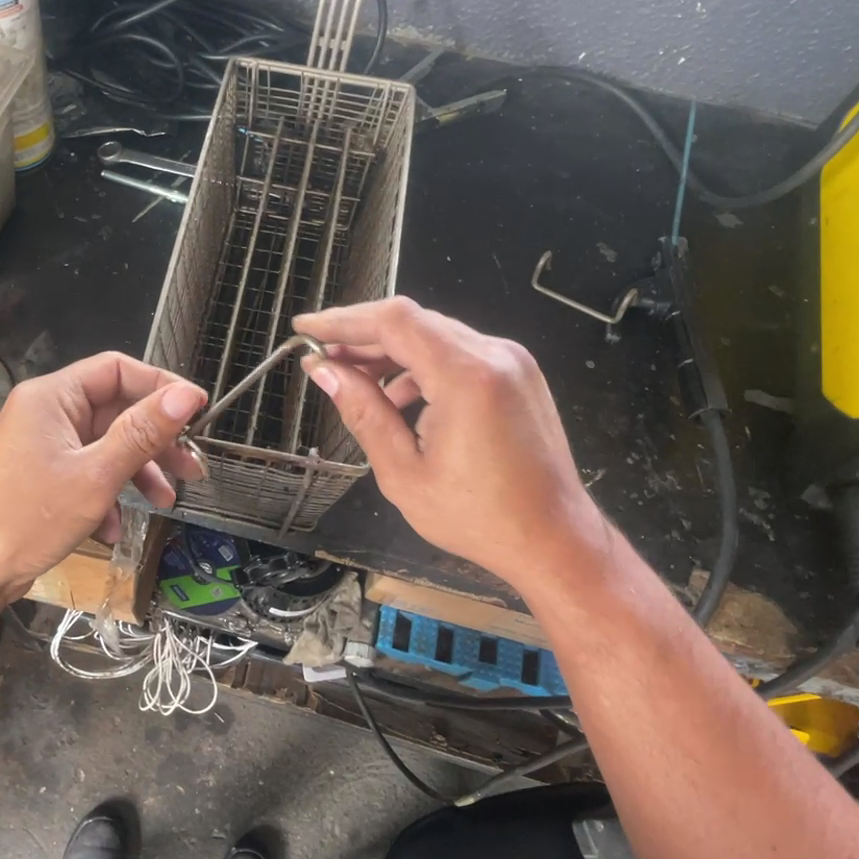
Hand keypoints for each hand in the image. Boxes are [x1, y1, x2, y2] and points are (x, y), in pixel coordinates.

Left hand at [0, 352, 205, 601]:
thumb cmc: (30, 519)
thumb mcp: (97, 475)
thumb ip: (143, 432)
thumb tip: (187, 395)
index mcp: (53, 397)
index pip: (117, 370)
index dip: (162, 386)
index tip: (199, 412)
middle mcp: (45, 413)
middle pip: (115, 411)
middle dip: (156, 441)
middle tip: (192, 467)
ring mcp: (41, 446)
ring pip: (104, 446)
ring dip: (137, 472)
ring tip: (166, 502)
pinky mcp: (40, 476)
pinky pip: (85, 471)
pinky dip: (107, 494)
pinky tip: (115, 529)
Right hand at [293, 297, 610, 602]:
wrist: (553, 538)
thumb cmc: (475, 517)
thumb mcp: (403, 472)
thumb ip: (363, 412)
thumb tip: (323, 372)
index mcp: (466, 376)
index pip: (394, 321)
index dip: (343, 321)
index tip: (305, 330)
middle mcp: (494, 355)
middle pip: (414, 322)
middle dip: (362, 337)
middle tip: (321, 361)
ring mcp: (512, 361)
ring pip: (436, 336)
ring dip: (390, 353)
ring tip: (353, 383)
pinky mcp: (518, 375)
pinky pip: (459, 354)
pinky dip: (422, 367)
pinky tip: (398, 399)